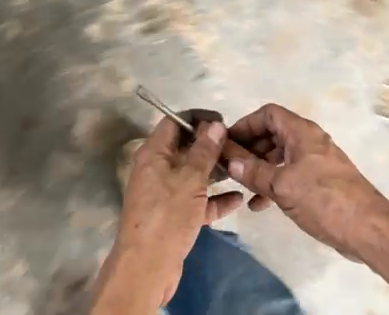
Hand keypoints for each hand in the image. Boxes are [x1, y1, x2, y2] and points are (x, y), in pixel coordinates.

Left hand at [93, 117, 243, 309]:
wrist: (146, 269)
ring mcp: (165, 195)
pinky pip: (197, 201)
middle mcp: (157, 170)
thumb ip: (204, 151)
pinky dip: (214, 200)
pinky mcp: (174, 217)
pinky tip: (237, 200)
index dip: (198, 118)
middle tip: (237, 146)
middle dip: (211, 147)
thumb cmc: (167, 215)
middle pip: (185, 149)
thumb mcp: (190, 179)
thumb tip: (215, 125)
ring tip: (241, 170)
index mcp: (154, 153)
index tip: (223, 120)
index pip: (174, 122)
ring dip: (216, 173)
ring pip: (193, 176)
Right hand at [221, 104, 388, 261]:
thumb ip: (254, 172)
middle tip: (230, 166)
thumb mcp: (282, 186)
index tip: (227, 143)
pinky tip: (260, 204)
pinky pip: (290, 174)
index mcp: (301, 132)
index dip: (246, 124)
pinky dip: (274, 183)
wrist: (366, 227)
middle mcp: (309, 140)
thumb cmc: (323, 199)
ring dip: (260, 167)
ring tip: (241, 186)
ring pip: (281, 155)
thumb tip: (230, 159)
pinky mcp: (321, 181)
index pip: (268, 114)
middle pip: (273, 133)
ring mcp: (316, 161)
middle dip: (250, 147)